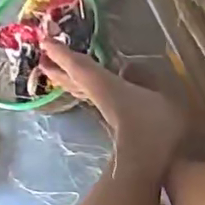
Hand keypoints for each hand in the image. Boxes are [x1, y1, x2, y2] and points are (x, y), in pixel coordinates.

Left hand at [38, 42, 189, 138]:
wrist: (150, 163)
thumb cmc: (156, 124)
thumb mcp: (162, 92)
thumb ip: (146, 77)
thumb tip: (128, 69)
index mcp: (105, 84)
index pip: (78, 65)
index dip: (61, 53)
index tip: (45, 41)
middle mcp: (98, 98)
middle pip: (72, 81)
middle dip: (57, 69)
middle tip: (42, 60)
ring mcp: (104, 114)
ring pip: (80, 93)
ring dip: (68, 82)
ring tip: (58, 73)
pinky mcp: (111, 127)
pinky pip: (93, 101)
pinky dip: (86, 92)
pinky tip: (91, 93)